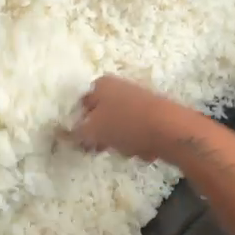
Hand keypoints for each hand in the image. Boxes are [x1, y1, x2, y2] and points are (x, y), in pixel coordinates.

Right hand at [67, 75, 186, 160]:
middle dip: (99, 134)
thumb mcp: (93, 132)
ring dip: (118, 139)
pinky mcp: (154, 111)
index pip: (79, 105)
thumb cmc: (126, 125)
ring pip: (118, 123)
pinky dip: (136, 139)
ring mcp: (138, 97)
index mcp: (100, 84)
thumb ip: (74, 134)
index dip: (77, 124)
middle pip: (99, 114)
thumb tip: (61, 135)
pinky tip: (142, 149)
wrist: (173, 129)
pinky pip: (136, 127)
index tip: (80, 142)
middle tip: (99, 149)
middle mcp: (118, 86)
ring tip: (125, 150)